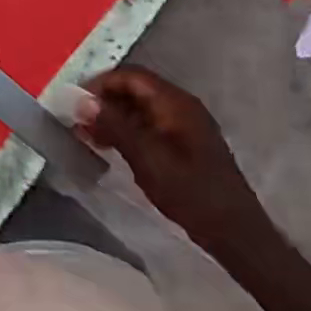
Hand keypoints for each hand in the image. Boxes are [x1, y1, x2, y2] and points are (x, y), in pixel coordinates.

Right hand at [82, 67, 272, 248]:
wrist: (235, 233)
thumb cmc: (190, 192)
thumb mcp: (147, 158)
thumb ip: (113, 125)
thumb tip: (81, 100)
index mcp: (175, 103)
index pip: (131, 76)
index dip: (101, 84)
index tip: (76, 102)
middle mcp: (181, 106)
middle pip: (135, 89)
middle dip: (104, 101)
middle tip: (78, 121)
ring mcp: (184, 125)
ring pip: (140, 108)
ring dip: (113, 117)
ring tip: (87, 136)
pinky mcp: (183, 144)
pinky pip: (148, 125)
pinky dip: (126, 130)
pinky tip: (110, 147)